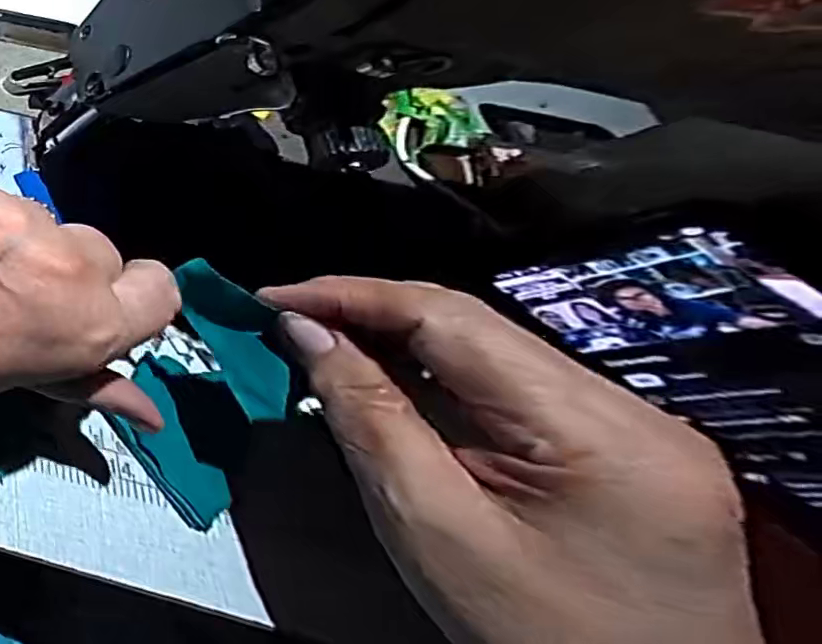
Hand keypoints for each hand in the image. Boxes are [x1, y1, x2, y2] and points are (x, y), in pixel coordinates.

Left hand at [0, 180, 178, 429]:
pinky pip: (2, 200)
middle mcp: (61, 257)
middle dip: (75, 273)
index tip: (102, 308)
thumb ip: (87, 384)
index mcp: (84, 319)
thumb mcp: (14, 382)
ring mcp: (14, 213)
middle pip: (103, 251)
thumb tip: (149, 408)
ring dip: (29, 244)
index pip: (159, 289)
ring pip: (50, 222)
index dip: (133, 301)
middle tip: (24, 295)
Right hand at [260, 276, 761, 643]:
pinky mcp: (606, 444)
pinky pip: (489, 377)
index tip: (275, 299)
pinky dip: (418, 368)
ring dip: (385, 336)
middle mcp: (629, 414)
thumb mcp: (429, 522)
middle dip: (361, 311)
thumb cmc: (539, 638)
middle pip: (462, 323)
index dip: (348, 295)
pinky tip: (372, 374)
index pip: (446, 317)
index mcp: (602, 432)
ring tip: (314, 340)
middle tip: (284, 317)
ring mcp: (625, 428)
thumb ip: (365, 411)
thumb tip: (305, 330)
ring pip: (472, 344)